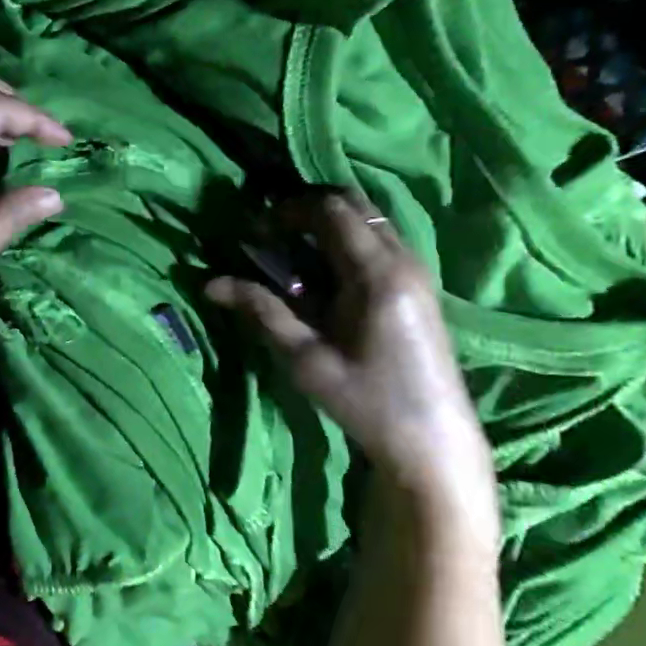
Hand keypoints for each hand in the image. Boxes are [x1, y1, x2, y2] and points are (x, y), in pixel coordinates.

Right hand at [208, 192, 495, 506]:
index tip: (258, 232)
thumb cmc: (367, 402)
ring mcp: (417, 270)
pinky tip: (324, 272)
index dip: (288, 210)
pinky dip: (347, 238)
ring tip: (292, 251)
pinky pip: (380, 238)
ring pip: (369, 218)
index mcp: (376, 274)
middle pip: (353, 203)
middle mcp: (403, 259)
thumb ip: (261, 311)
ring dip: (327, 221)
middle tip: (272, 233)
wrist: (435, 442)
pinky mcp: (420, 285)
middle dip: (307, 207)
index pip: (331, 209)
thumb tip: (210, 284)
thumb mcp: (305, 359)